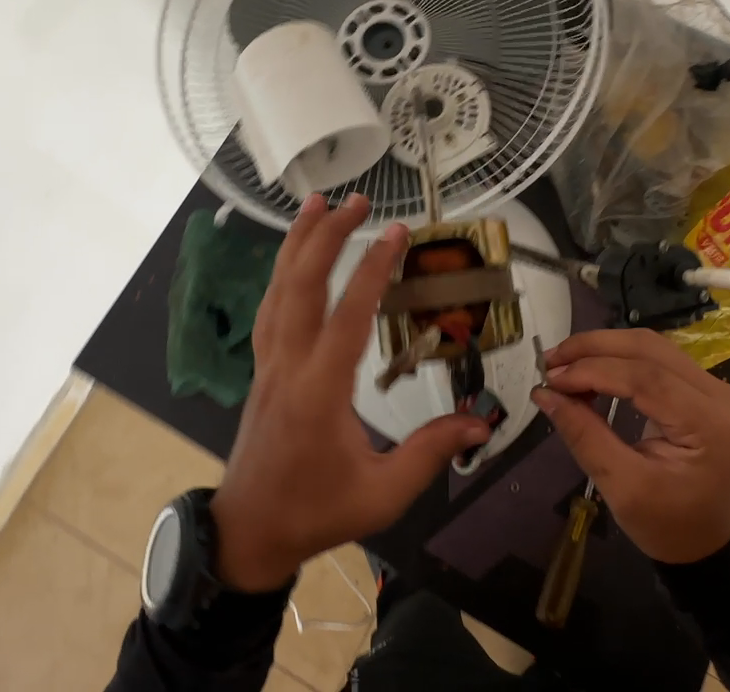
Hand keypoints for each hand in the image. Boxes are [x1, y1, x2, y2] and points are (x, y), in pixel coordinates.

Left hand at [210, 194, 491, 591]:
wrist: (250, 529)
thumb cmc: (316, 511)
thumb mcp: (382, 492)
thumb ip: (429, 452)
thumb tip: (479, 422)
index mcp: (320, 390)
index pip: (349, 314)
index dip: (374, 269)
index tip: (396, 232)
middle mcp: (289, 365)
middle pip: (301, 285)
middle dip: (326, 236)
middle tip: (355, 200)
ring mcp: (269, 363)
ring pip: (277, 290)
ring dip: (297, 243)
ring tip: (315, 204)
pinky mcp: (261, 368)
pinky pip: (270, 308)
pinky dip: (282, 273)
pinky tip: (293, 259)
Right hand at [531, 328, 729, 564]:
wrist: (709, 546)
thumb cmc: (668, 525)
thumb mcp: (622, 488)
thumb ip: (584, 435)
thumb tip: (544, 393)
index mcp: (709, 424)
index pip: (645, 377)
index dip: (593, 371)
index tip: (550, 380)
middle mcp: (719, 395)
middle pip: (649, 349)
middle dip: (593, 349)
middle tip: (550, 362)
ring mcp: (715, 389)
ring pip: (651, 347)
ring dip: (603, 349)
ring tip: (563, 365)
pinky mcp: (704, 389)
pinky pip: (657, 359)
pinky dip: (618, 360)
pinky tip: (589, 371)